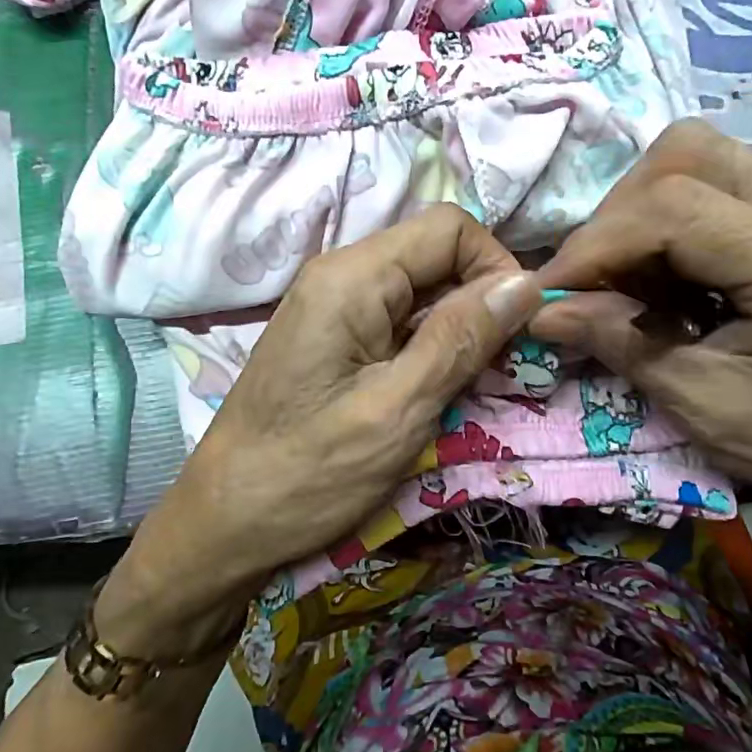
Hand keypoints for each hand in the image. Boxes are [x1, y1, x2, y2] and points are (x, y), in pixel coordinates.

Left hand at [99, 205, 543, 658]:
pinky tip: (432, 397)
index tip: (516, 333)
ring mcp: (330, 311)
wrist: (225, 522)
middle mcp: (338, 277)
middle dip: (479, 307)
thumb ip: (460, 340)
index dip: (495, 269)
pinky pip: (394, 328)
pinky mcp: (330, 343)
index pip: (450, 229)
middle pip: (434, 259)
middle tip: (501, 373)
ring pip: (419, 296)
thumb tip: (526, 282)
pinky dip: (426, 354)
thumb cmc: (307, 473)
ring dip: (456, 336)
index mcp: (350, 278)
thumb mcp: (397, 410)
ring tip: (469, 392)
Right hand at [532, 119, 751, 515]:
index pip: (679, 210)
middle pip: (691, 153)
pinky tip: (660, 272)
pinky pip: (715, 182)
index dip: (599, 241)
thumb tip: (539, 309)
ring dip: (638, 210)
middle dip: (618, 212)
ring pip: (700, 156)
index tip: (551, 289)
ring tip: (623, 273)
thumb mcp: (694, 402)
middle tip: (592, 276)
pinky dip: (664, 220)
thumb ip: (617, 342)